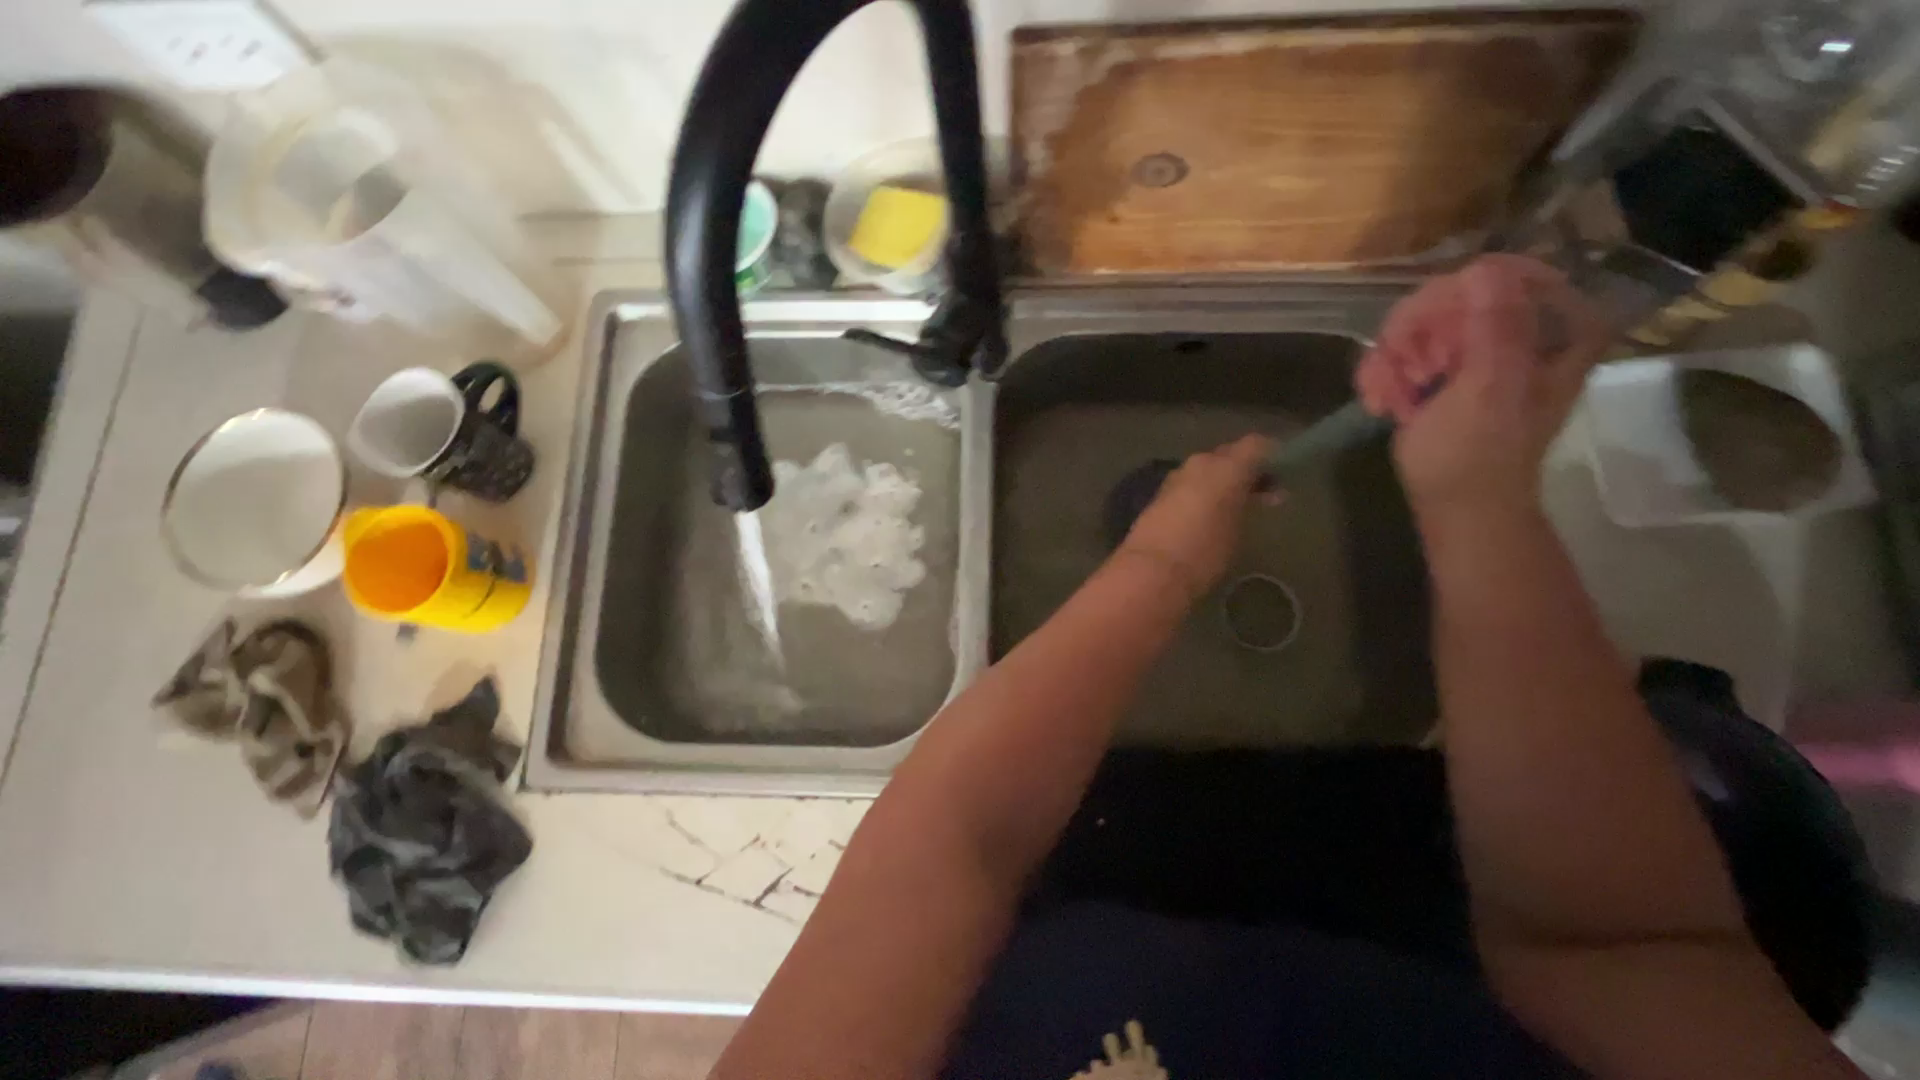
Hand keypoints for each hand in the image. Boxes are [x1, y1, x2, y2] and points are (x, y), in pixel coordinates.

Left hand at [1117, 435, 1271, 598]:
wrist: (1151, 571)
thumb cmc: (1206, 551)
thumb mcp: (1239, 528)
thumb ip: (1249, 503)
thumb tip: (1258, 494)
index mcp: (1226, 466)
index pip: (1256, 445)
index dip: (1272, 455)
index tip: (1285, 471)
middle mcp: (1199, 463)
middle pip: (1229, 455)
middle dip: (1247, 470)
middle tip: (1265, 493)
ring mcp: (1175, 477)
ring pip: (1207, 470)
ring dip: (1223, 482)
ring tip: (1239, 507)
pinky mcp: (1159, 495)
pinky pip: (1190, 486)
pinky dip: (1204, 493)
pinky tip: (1212, 514)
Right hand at [1355, 255, 1609, 521]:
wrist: (1460, 508)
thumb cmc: (1477, 457)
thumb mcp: (1489, 389)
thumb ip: (1494, 327)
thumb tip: (1484, 267)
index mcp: (1560, 324)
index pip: (1496, 275)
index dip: (1448, 304)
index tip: (1429, 351)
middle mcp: (1526, 324)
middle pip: (1451, 294)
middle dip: (1412, 337)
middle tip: (1402, 378)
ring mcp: (1485, 344)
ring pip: (1422, 320)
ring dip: (1392, 360)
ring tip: (1389, 400)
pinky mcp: (1453, 365)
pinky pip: (1408, 345)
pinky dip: (1387, 373)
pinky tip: (1384, 403)